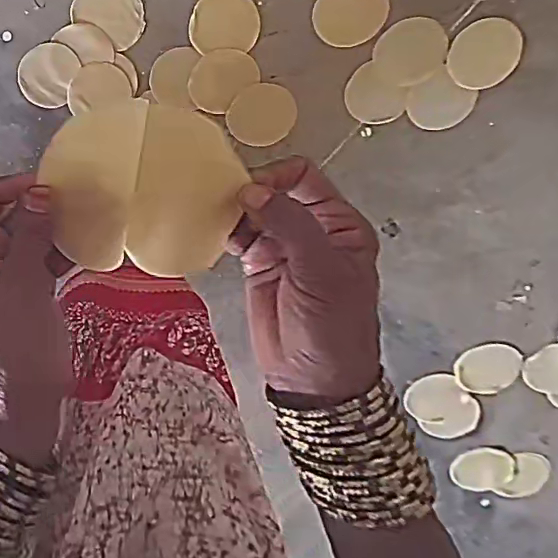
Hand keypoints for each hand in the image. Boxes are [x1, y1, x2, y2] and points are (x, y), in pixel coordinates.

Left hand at [0, 173, 72, 463]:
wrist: (28, 399)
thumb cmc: (16, 344)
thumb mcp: (22, 285)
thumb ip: (31, 236)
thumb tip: (41, 191)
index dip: (16, 187)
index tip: (52, 185)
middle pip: (15, 213)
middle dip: (43, 204)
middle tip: (81, 199)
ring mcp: (15, 272)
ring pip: (36, 233)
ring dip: (59, 225)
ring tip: (91, 217)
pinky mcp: (36, 287)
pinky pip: (50, 255)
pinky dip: (66, 248)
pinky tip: (90, 245)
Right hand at [225, 157, 382, 402]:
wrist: (313, 381)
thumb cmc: (332, 326)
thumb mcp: (319, 270)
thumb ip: (289, 224)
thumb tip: (252, 190)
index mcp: (338, 223)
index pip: (305, 178)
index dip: (277, 177)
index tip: (251, 190)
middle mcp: (310, 229)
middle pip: (275, 190)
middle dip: (252, 192)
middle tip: (227, 202)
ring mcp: (283, 246)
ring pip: (253, 211)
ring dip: (235, 211)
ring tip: (220, 220)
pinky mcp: (259, 264)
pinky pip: (239, 235)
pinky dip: (226, 231)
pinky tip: (219, 236)